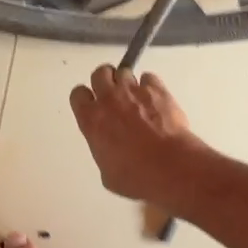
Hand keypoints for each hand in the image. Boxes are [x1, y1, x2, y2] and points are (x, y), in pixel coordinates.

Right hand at [69, 65, 208, 201]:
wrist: (170, 166)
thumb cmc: (136, 176)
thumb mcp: (108, 173)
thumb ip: (104, 151)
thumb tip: (111, 151)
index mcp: (91, 119)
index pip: (78, 94)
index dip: (85, 98)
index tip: (92, 104)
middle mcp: (109, 99)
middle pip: (100, 73)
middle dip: (105, 81)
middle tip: (114, 94)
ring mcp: (133, 91)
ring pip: (124, 72)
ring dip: (127, 82)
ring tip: (136, 98)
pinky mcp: (157, 89)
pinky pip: (149, 77)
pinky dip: (150, 86)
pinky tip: (155, 99)